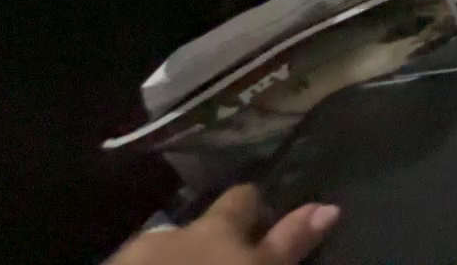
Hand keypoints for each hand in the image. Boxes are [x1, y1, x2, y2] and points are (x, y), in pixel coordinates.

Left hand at [108, 185, 339, 264]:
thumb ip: (288, 242)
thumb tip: (330, 206)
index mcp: (213, 227)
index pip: (242, 197)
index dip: (255, 208)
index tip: (264, 224)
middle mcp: (170, 234)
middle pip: (195, 228)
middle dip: (204, 244)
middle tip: (223, 262)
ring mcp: (127, 261)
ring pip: (156, 258)